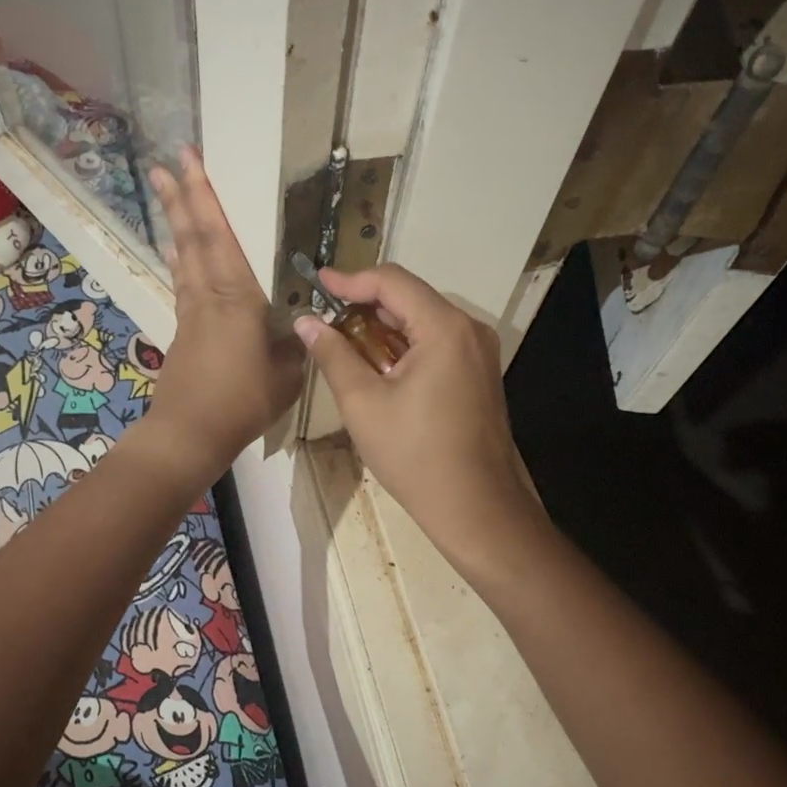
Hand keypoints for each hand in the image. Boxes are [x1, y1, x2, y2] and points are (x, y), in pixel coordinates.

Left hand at [137, 147, 304, 477]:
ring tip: (164, 191)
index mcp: (237, 298)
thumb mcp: (286, 376)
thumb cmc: (242, 403)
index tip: (191, 160)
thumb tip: (305, 326)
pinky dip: (179, 260)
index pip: (220, 236)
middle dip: (182, 196)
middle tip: (167, 160)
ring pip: (183, 256)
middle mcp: (209, 295)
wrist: (189, 433)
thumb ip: (295, 346)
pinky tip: (177, 253)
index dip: (205, 196)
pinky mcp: (182, 332)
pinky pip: (182, 283)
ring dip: (175, 222)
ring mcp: (191, 313)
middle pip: (193, 236)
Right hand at [295, 264, 542, 558]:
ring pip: (424, 322)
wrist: (476, 506)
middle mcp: (469, 330)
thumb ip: (333, 355)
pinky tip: (382, 373)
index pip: (392, 282)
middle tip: (327, 325)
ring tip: (348, 351)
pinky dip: (406, 348)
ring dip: (384, 330)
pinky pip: (438, 344)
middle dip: (366, 307)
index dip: (350, 279)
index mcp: (444, 328)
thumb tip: (307, 322)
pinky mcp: (480, 375)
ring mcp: (480, 353)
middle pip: (411, 298)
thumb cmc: (415, 455)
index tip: (318, 285)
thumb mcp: (363, 404)